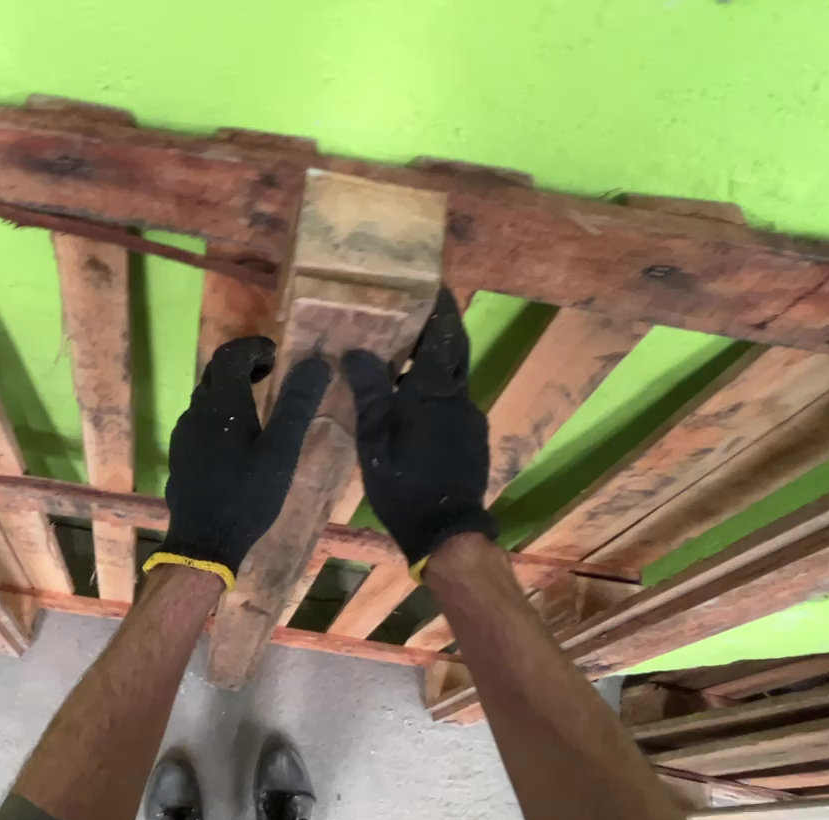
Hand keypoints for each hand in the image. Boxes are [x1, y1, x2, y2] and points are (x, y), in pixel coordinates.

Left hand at [153, 337, 329, 582]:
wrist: (204, 539)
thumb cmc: (248, 494)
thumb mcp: (282, 450)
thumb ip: (297, 404)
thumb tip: (316, 362)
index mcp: (222, 404)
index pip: (230, 355)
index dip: (253, 348)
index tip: (275, 354)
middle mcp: (196, 411)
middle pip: (215, 373)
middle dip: (242, 365)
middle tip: (270, 373)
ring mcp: (184, 434)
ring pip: (206, 398)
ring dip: (230, 389)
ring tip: (257, 402)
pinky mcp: (181, 455)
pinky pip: (200, 420)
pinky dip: (220, 413)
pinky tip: (237, 437)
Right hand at [342, 288, 498, 566]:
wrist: (446, 528)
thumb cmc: (403, 484)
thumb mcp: (374, 440)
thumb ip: (368, 392)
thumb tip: (355, 351)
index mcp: (431, 391)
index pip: (442, 334)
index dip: (439, 306)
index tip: (431, 282)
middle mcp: (458, 395)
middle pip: (455, 348)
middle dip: (442, 325)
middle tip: (419, 309)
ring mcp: (470, 415)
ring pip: (454, 375)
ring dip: (436, 358)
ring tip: (406, 354)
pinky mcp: (473, 435)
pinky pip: (454, 398)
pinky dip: (436, 387)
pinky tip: (415, 401)